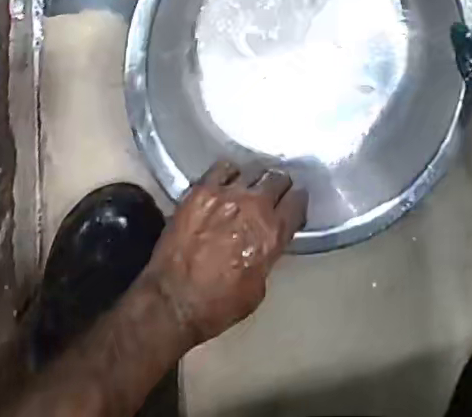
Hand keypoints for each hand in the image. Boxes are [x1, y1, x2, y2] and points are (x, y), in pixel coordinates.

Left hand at [138, 161, 306, 345]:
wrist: (173, 299)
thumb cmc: (218, 304)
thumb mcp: (258, 288)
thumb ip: (268, 255)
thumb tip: (266, 241)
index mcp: (272, 234)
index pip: (297, 203)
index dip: (298, 203)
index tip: (295, 204)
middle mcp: (254, 206)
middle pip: (278, 179)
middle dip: (280, 186)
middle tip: (275, 193)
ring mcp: (227, 192)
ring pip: (253, 169)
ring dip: (256, 178)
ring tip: (251, 185)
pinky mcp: (202, 188)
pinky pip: (223, 168)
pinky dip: (229, 173)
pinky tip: (227, 181)